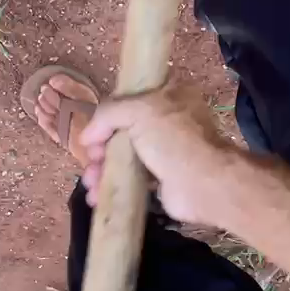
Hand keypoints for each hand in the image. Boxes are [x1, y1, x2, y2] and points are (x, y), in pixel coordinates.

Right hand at [77, 79, 242, 225]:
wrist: (203, 183)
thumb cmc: (174, 138)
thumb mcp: (139, 110)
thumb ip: (109, 113)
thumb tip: (87, 135)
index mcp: (170, 94)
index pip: (131, 97)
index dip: (109, 113)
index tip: (92, 132)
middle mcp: (169, 118)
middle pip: (124, 129)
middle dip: (101, 147)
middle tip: (91, 161)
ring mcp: (166, 148)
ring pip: (125, 155)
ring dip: (103, 169)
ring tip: (91, 185)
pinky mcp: (162, 176)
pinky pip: (131, 178)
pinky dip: (113, 185)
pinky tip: (97, 197)